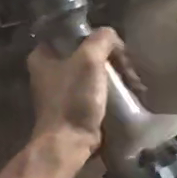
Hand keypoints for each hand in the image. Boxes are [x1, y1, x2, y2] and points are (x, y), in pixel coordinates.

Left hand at [27, 29, 124, 156]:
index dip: (96, 37)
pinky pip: (96, 91)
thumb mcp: (89, 59)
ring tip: (134, 84)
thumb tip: (112, 36)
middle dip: (112, 60)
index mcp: (42, 56)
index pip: (72, 34)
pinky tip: (129, 94)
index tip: (116, 48)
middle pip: (87, 54)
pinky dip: (112, 92)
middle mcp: (48, 72)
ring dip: (115, 77)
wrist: (69, 142)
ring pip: (94, 73)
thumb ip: (102, 39)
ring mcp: (61, 92)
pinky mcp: (74, 108)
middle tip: (129, 69)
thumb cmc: (74, 98)